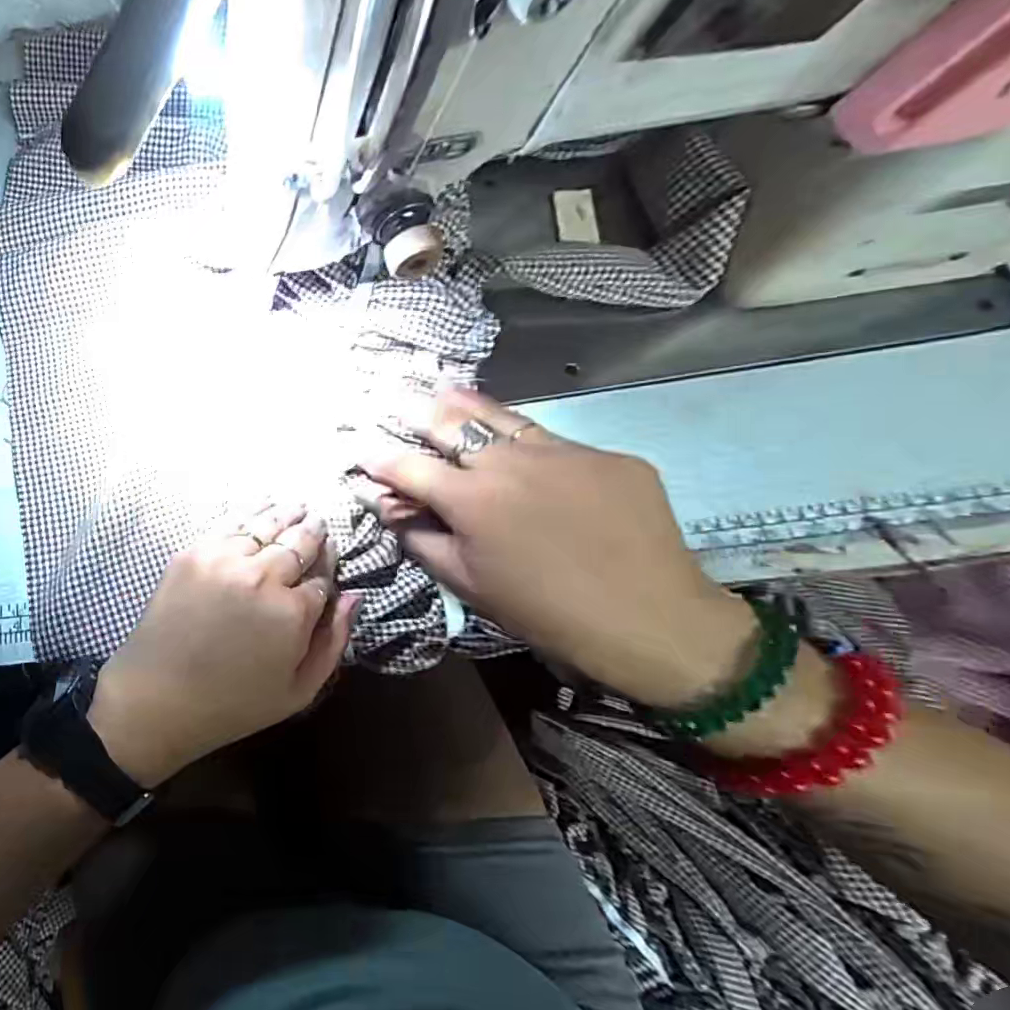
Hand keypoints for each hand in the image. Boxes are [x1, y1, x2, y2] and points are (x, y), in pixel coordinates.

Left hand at [88, 503, 361, 786]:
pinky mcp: (194, 553)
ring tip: (297, 507)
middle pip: (298, 543)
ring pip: (266, 525)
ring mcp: (225, 559)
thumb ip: (333, 642)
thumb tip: (353, 596)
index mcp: (292, 613)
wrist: (157, 698)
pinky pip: (230, 522)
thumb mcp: (298, 691)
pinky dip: (251, 510)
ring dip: (287, 515)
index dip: (329, 567)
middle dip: (313, 533)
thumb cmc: (233, 704)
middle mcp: (262, 577)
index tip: (330, 560)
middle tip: (319, 523)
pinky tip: (263, 504)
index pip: (323, 577)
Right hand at [357, 387, 755, 707]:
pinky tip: (523, 450)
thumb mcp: (469, 584)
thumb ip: (422, 540)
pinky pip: (556, 443)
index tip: (361, 448)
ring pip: (504, 418)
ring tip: (445, 390)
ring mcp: (563, 450)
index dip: (379, 456)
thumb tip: (389, 508)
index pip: (409, 466)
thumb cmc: (543, 613)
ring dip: (467, 406)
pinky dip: (528, 445)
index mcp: (470, 499)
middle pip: (452, 423)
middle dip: (416, 410)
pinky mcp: (607, 455)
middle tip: (394, 396)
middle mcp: (510, 461)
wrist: (648, 619)